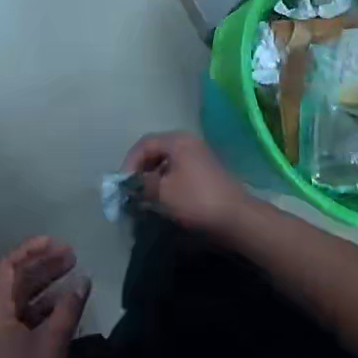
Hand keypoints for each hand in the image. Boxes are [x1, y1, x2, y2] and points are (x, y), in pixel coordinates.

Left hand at [0, 237, 89, 357]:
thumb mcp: (53, 346)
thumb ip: (68, 308)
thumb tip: (83, 279)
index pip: (6, 268)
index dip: (30, 249)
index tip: (58, 241)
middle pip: (13, 284)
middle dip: (42, 266)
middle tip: (72, 256)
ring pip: (18, 304)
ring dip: (44, 289)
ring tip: (73, 278)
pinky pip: (21, 324)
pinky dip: (41, 312)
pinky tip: (63, 312)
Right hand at [123, 131, 253, 237]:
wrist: (235, 216)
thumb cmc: (196, 200)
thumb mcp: (163, 192)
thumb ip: (141, 184)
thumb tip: (128, 184)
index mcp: (177, 140)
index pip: (144, 144)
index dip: (129, 163)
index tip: (122, 185)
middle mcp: (188, 142)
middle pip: (155, 150)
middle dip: (140, 169)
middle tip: (131, 191)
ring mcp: (197, 155)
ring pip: (165, 161)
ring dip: (152, 177)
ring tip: (144, 197)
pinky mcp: (203, 171)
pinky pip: (177, 170)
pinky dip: (165, 181)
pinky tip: (162, 198)